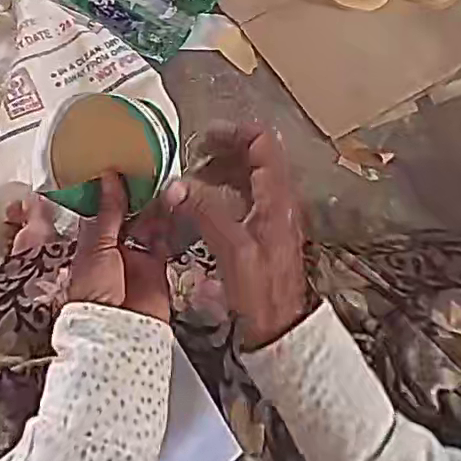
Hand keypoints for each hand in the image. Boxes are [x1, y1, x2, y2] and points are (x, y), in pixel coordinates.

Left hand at [66, 173, 171, 322]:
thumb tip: (108, 177)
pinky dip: (170, 223)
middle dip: (138, 196)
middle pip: (128, 215)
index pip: (103, 210)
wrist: (118, 334)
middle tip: (150, 171)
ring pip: (148, 225)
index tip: (122, 164)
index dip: (112, 189)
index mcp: (92, 243)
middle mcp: (114, 248)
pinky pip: (164, 240)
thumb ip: (108, 212)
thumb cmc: (95, 292)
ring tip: (167, 184)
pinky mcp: (157, 267)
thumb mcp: (97, 247)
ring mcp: (136, 258)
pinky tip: (176, 204)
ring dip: (157, 206)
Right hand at [165, 124, 310, 350]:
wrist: (281, 327)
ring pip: (249, 175)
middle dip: (224, 148)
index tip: (205, 136)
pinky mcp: (265, 228)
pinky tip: (203, 200)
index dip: (235, 133)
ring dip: (222, 168)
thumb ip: (206, 211)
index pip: (263, 144)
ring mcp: (273, 213)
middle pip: (255, 155)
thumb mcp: (232, 248)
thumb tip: (178, 184)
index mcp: (277, 196)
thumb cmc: (262, 291)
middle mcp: (279, 198)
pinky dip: (224, 188)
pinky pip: (245, 195)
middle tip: (194, 152)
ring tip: (193, 175)